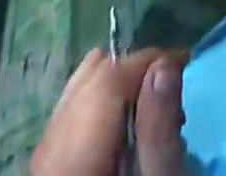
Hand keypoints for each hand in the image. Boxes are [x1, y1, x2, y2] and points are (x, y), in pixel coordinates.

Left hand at [31, 48, 187, 175]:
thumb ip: (159, 126)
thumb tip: (165, 65)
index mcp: (75, 158)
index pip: (108, 81)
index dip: (147, 60)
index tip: (184, 62)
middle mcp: (48, 150)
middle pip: (90, 80)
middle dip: (134, 71)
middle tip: (170, 89)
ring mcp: (41, 157)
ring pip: (76, 90)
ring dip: (116, 83)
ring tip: (149, 105)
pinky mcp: (44, 164)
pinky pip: (68, 111)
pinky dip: (97, 102)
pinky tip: (121, 122)